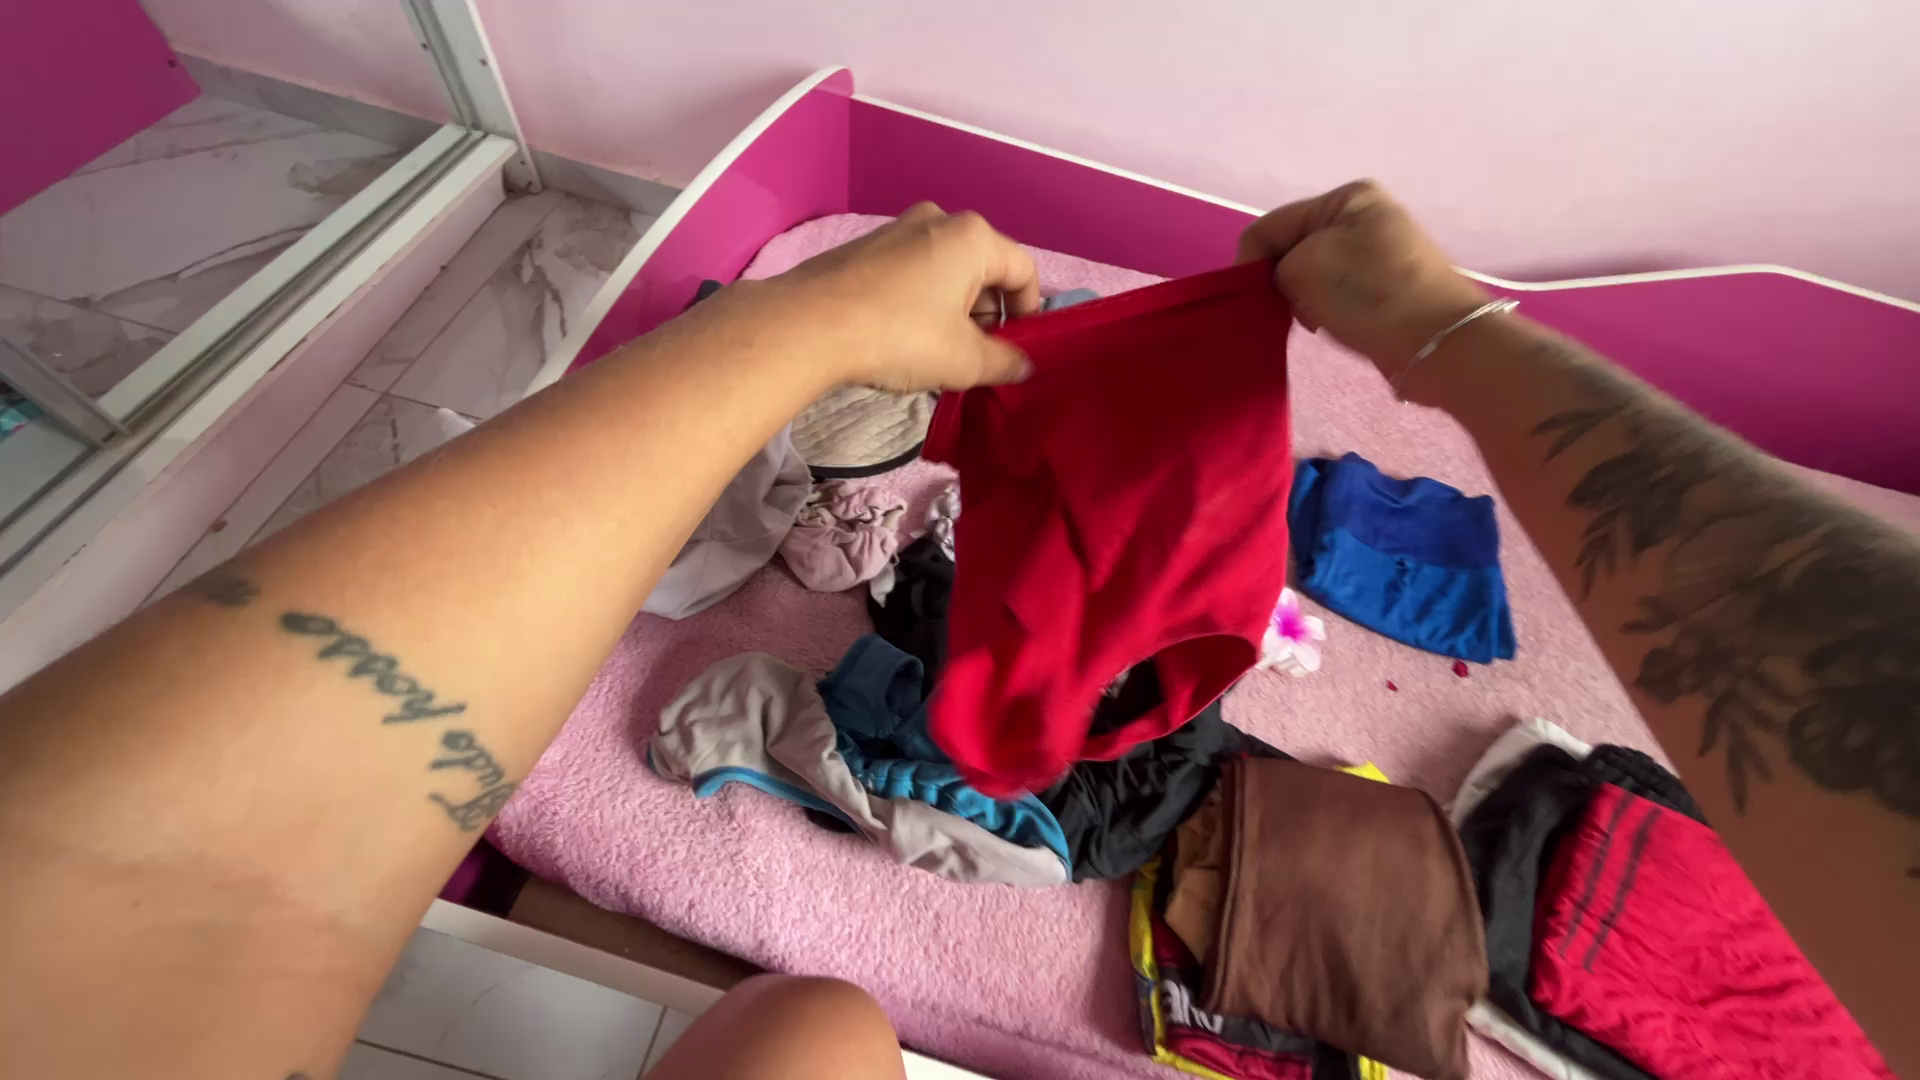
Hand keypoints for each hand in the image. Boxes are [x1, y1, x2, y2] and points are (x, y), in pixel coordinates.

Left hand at [743, 203, 1043, 392]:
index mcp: (973, 238)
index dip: (1030, 314)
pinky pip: (911, 275)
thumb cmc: (901, 338)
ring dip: (953, 313)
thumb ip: (1005, 363)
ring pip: (946, 274)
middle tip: (976, 358)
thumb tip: (1023, 366)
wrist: (810, 327)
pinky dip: (921, 304)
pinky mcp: (864, 249)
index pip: (1024, 272)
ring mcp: (896, 230)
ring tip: (937, 354)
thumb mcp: (965, 361)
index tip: (1018, 350)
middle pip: (984, 271)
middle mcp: (938, 221)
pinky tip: (902, 339)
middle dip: (987, 316)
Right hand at [1239, 181, 1492, 378]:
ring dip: (1295, 297)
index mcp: (1344, 198)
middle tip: (1281, 309)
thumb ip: (1272, 265)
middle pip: (1287, 248)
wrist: (1432, 340)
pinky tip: (1324, 322)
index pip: (1268, 227)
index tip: (1252, 299)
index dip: (1250, 263)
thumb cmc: (1367, 294)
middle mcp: (1360, 216)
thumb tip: (1276, 282)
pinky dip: (1315, 307)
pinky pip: (1326, 289)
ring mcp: (1371, 250)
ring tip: (1307, 318)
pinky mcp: (1377, 283)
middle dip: (1276, 280)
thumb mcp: (1303, 266)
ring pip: (1304, 272)